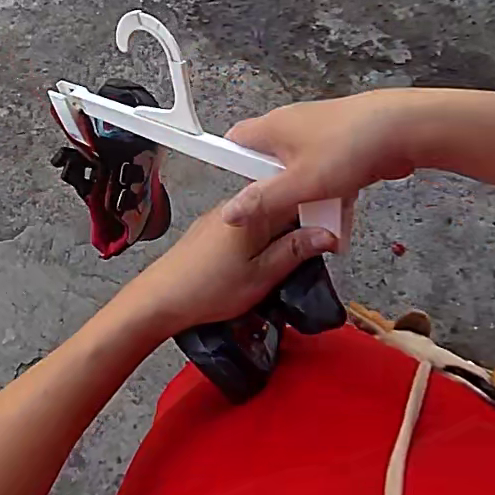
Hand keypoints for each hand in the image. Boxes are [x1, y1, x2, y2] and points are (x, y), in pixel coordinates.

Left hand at [109, 205, 337, 335]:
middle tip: (315, 249)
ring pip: (264, 214)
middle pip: (280, 202)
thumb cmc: (206, 290)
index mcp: (252, 212)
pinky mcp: (213, 229)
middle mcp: (235, 206)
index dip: (319, 208)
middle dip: (301, 221)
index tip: (333, 226)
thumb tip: (327, 234)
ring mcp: (222, 216)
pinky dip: (262, 237)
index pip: (295, 194)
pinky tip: (263, 259)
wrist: (161, 300)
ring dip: (281, 231)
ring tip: (289, 258)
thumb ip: (296, 250)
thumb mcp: (262, 275)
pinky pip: (247, 223)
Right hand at [219, 89, 427, 228]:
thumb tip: (230, 213)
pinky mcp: (341, 143)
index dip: (231, 167)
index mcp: (272, 128)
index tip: (243, 195)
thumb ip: (263, 200)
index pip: (234, 142)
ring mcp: (318, 133)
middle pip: (268, 162)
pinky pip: (325, 172)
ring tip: (320, 212)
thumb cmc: (349, 146)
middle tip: (286, 209)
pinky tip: (341, 206)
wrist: (403, 129)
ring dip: (307, 195)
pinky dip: (329, 190)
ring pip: (299, 171)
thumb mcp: (300, 183)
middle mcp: (290, 125)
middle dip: (277, 191)